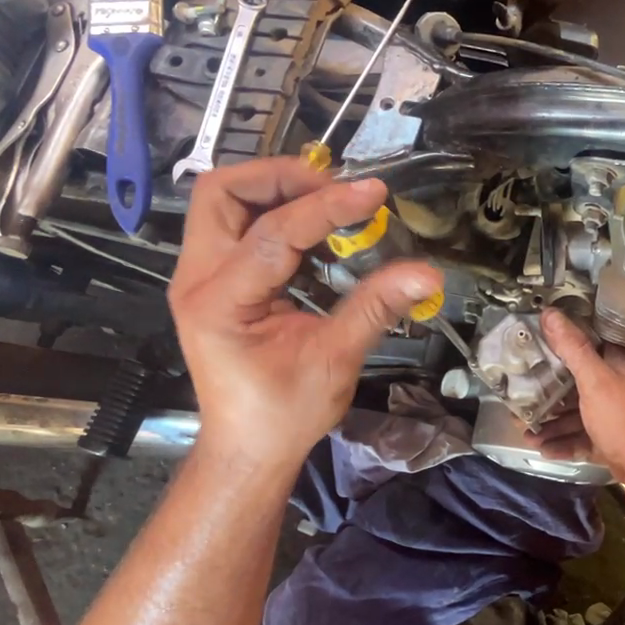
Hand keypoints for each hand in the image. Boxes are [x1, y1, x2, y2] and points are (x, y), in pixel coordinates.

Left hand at [169, 158, 440, 471]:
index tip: (375, 193)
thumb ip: (375, 308)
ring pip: (224, 201)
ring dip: (277, 190)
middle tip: (335, 188)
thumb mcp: (334, 361)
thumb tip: (427, 274)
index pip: (274, 231)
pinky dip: (277, 212)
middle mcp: (197, 279)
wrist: (247, 447)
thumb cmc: (284, 413)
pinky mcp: (215, 279)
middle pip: (222, 192)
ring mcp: (200, 276)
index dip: (327, 206)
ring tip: (331, 202)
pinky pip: (237, 223)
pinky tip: (318, 230)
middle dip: (281, 178)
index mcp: (220, 302)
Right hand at [523, 308, 624, 485]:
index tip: (532, 355)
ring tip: (527, 433)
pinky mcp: (614, 440)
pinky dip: (565, 442)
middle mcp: (622, 385)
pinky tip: (544, 449)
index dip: (559, 350)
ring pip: (579, 414)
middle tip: (523, 400)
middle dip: (550, 395)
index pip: (588, 347)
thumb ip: (572, 348)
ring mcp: (618, 415)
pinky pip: (584, 437)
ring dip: (553, 424)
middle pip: (579, 384)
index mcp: (621, 363)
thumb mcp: (595, 380)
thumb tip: (550, 313)